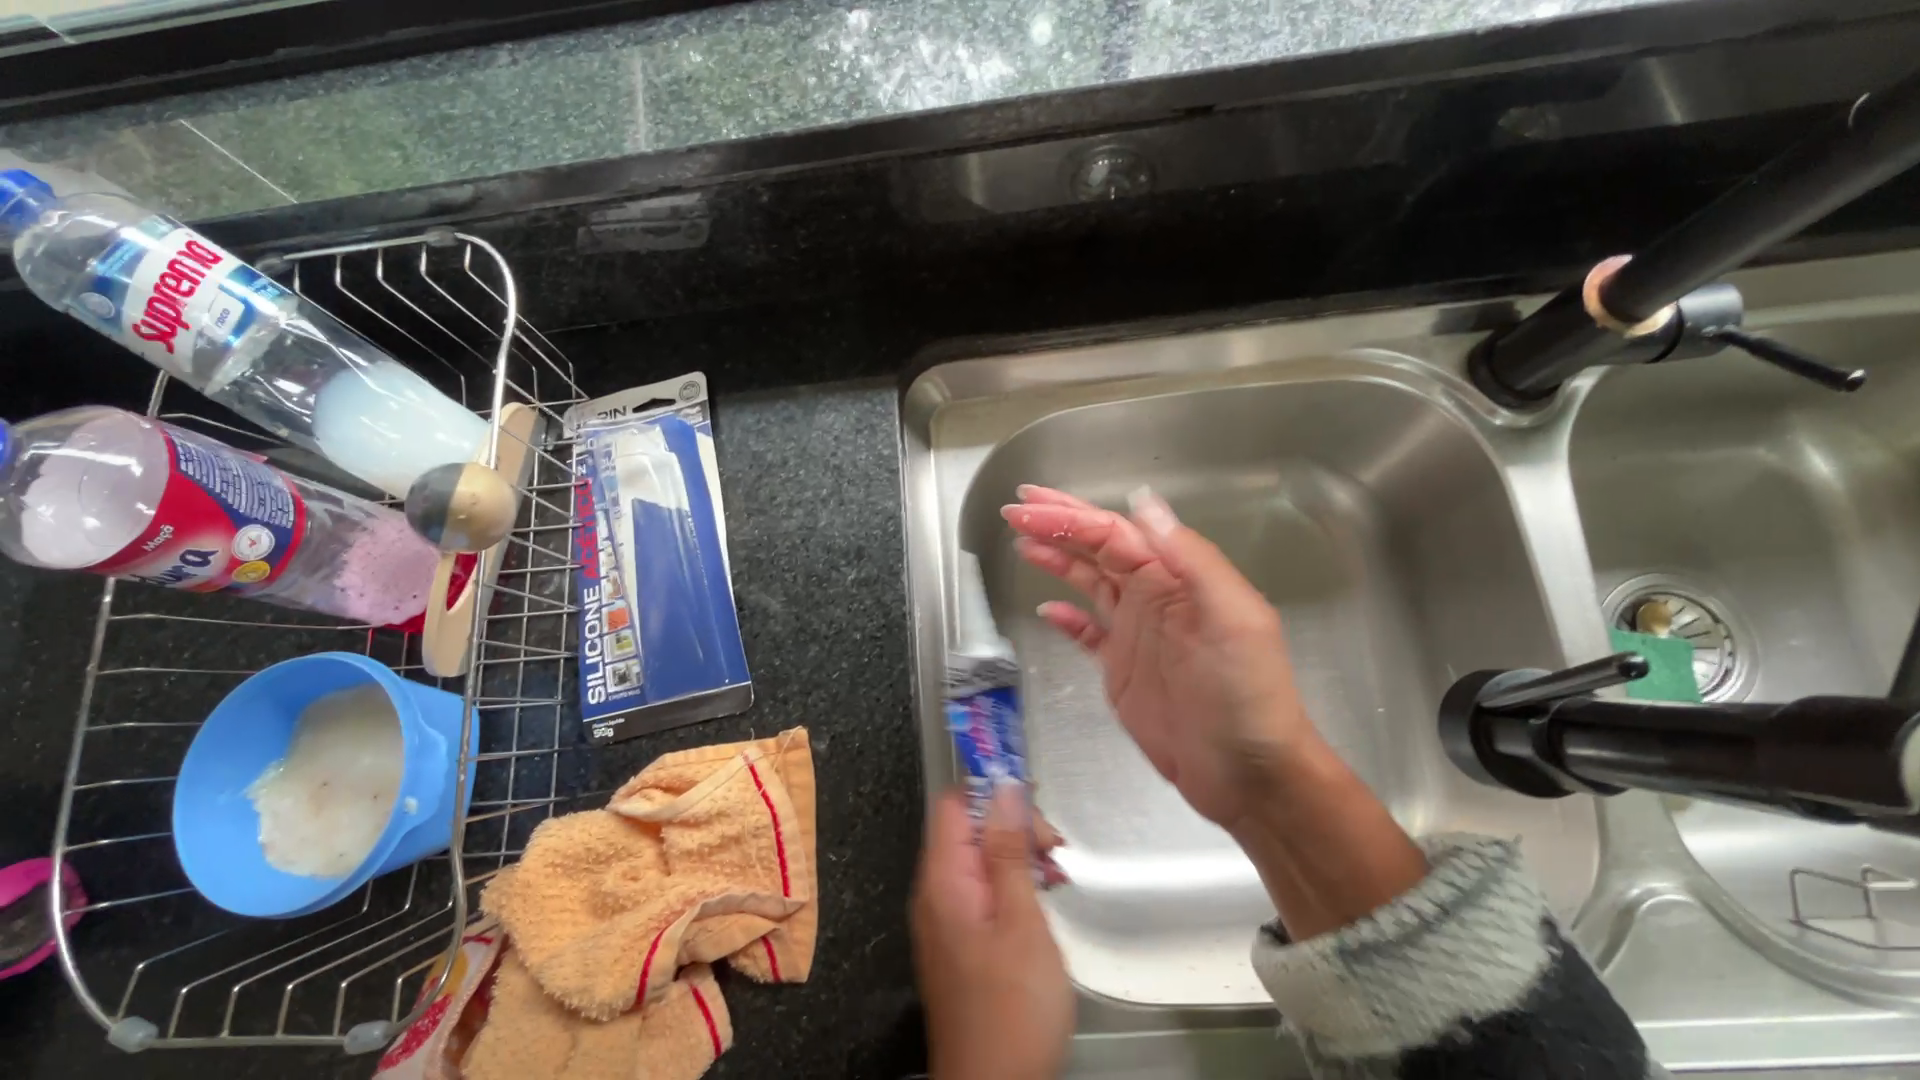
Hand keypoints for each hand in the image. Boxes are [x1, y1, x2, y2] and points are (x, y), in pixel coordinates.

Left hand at [911, 788, 1072, 1079]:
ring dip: (1018, 856)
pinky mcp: (959, 941)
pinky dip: (1011, 885)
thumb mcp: (1021, 920)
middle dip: (1013, 827)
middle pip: (967, 830)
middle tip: (1054, 852)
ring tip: (1055, 875)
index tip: (1037, 806)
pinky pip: (980, 891)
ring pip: (978, 860)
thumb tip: (1003, 789)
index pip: (953, 804)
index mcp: (943, 880)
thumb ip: (1009, 851)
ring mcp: (944, 919)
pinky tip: (1041, 899)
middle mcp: (934, 893)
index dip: (992, 793)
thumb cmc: (1013, 1007)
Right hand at [1002, 485, 1318, 832]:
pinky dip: (1068, 618)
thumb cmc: (1247, 695)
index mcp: (1179, 579)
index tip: (1029, 509)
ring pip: (1091, 583)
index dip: (1072, 517)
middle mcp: (1156, 597)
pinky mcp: (1124, 670)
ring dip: (1058, 560)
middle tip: (1016, 509)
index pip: (1116, 535)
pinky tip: (1047, 609)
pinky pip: (1089, 634)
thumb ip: (1190, 558)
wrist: (1249, 774)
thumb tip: (1143, 502)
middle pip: (1100, 550)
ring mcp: (1138, 634)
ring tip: (1022, 543)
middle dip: (1059, 525)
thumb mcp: (1232, 619)